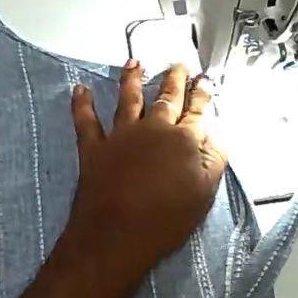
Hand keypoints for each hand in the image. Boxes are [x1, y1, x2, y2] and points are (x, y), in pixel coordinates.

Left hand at [57, 61, 227, 285]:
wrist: (117, 235)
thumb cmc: (165, 220)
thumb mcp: (203, 194)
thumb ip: (213, 160)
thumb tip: (217, 134)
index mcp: (183, 141)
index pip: (197, 111)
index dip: (202, 94)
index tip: (205, 79)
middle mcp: (153, 129)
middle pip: (166, 98)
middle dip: (174, 80)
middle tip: (179, 64)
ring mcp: (121, 135)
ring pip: (128, 99)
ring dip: (131, 79)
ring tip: (134, 63)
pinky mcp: (94, 147)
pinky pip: (86, 120)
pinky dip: (82, 104)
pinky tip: (80, 89)